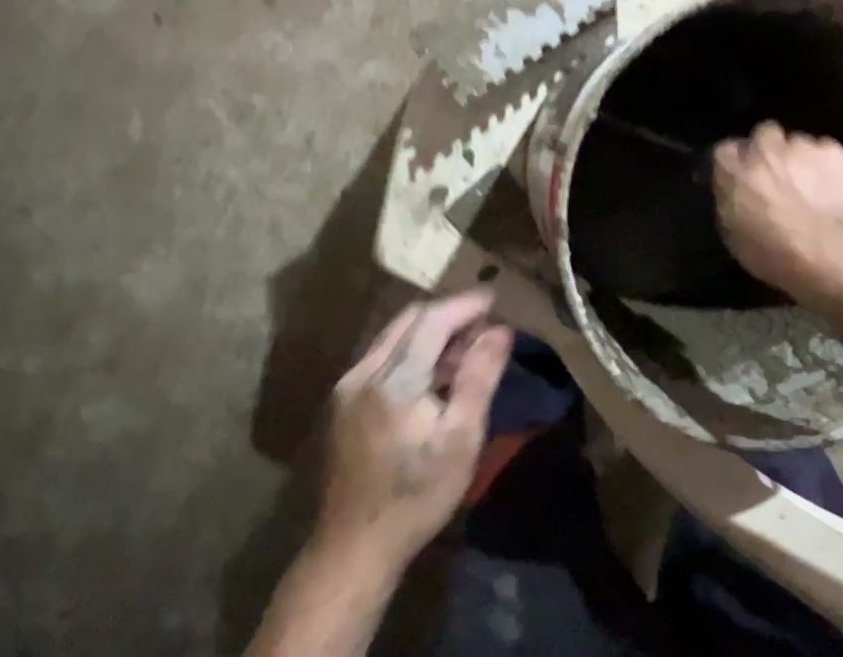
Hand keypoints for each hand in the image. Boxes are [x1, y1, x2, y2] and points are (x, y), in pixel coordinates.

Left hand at [318, 289, 513, 568]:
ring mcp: (347, 388)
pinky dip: (410, 352)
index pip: (431, 321)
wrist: (354, 546)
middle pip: (407, 322)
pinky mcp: (342, 404)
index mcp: (393, 380)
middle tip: (483, 321)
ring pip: (391, 339)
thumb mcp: (461, 438)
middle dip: (447, 314)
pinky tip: (432, 373)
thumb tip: (500, 331)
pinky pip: (380, 359)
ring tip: (464, 346)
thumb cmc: (417, 495)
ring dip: (428, 332)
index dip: (464, 305)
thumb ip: (479, 377)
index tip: (494, 298)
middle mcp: (363, 373)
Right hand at [712, 120, 842, 299]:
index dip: (736, 166)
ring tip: (809, 186)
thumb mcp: (733, 234)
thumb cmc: (772, 251)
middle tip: (777, 177)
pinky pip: (825, 151)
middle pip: (763, 135)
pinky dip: (826, 165)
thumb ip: (730, 201)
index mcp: (732, 168)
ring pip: (797, 142)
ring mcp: (800, 145)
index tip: (743, 181)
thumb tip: (734, 192)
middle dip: (768, 150)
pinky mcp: (832, 151)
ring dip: (798, 159)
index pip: (724, 152)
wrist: (826, 250)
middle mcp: (763, 147)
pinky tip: (831, 186)